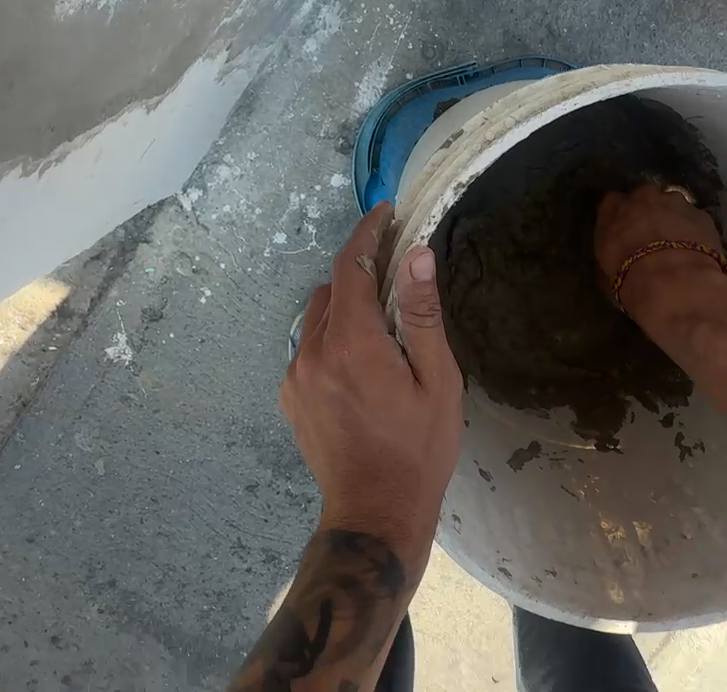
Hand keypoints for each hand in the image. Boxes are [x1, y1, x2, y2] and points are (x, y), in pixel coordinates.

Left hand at [280, 203, 463, 567]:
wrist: (374, 514)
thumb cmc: (418, 448)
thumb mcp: (437, 380)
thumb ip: (421, 313)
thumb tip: (417, 253)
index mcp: (352, 341)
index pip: (350, 264)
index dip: (367, 232)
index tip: (386, 212)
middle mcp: (312, 350)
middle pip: (332, 288)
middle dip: (361, 272)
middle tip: (397, 279)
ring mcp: (295, 375)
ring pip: (317, 316)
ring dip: (346, 307)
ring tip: (382, 328)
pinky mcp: (289, 396)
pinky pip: (308, 346)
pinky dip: (332, 336)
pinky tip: (360, 364)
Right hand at [594, 184, 726, 325]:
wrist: (673, 281)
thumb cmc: (628, 272)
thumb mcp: (603, 260)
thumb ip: (606, 240)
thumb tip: (611, 235)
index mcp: (616, 205)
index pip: (612, 201)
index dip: (618, 214)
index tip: (620, 228)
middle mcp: (646, 196)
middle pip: (646, 197)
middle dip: (648, 211)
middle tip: (649, 235)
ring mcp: (677, 203)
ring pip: (673, 206)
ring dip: (673, 219)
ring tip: (675, 245)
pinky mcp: (703, 216)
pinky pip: (694, 220)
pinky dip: (693, 231)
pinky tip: (693, 252)